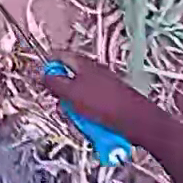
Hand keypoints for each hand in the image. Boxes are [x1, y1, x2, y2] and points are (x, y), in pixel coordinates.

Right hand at [39, 59, 156, 131]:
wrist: (140, 123)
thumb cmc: (106, 106)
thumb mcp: (72, 94)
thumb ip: (54, 83)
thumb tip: (42, 75)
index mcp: (83, 64)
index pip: (59, 56)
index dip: (48, 67)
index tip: (43, 81)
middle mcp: (94, 72)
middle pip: (69, 78)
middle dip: (63, 94)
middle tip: (63, 107)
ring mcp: (104, 86)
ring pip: (80, 95)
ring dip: (76, 109)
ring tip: (81, 120)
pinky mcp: (112, 101)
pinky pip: (93, 106)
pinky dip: (89, 116)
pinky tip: (92, 126)